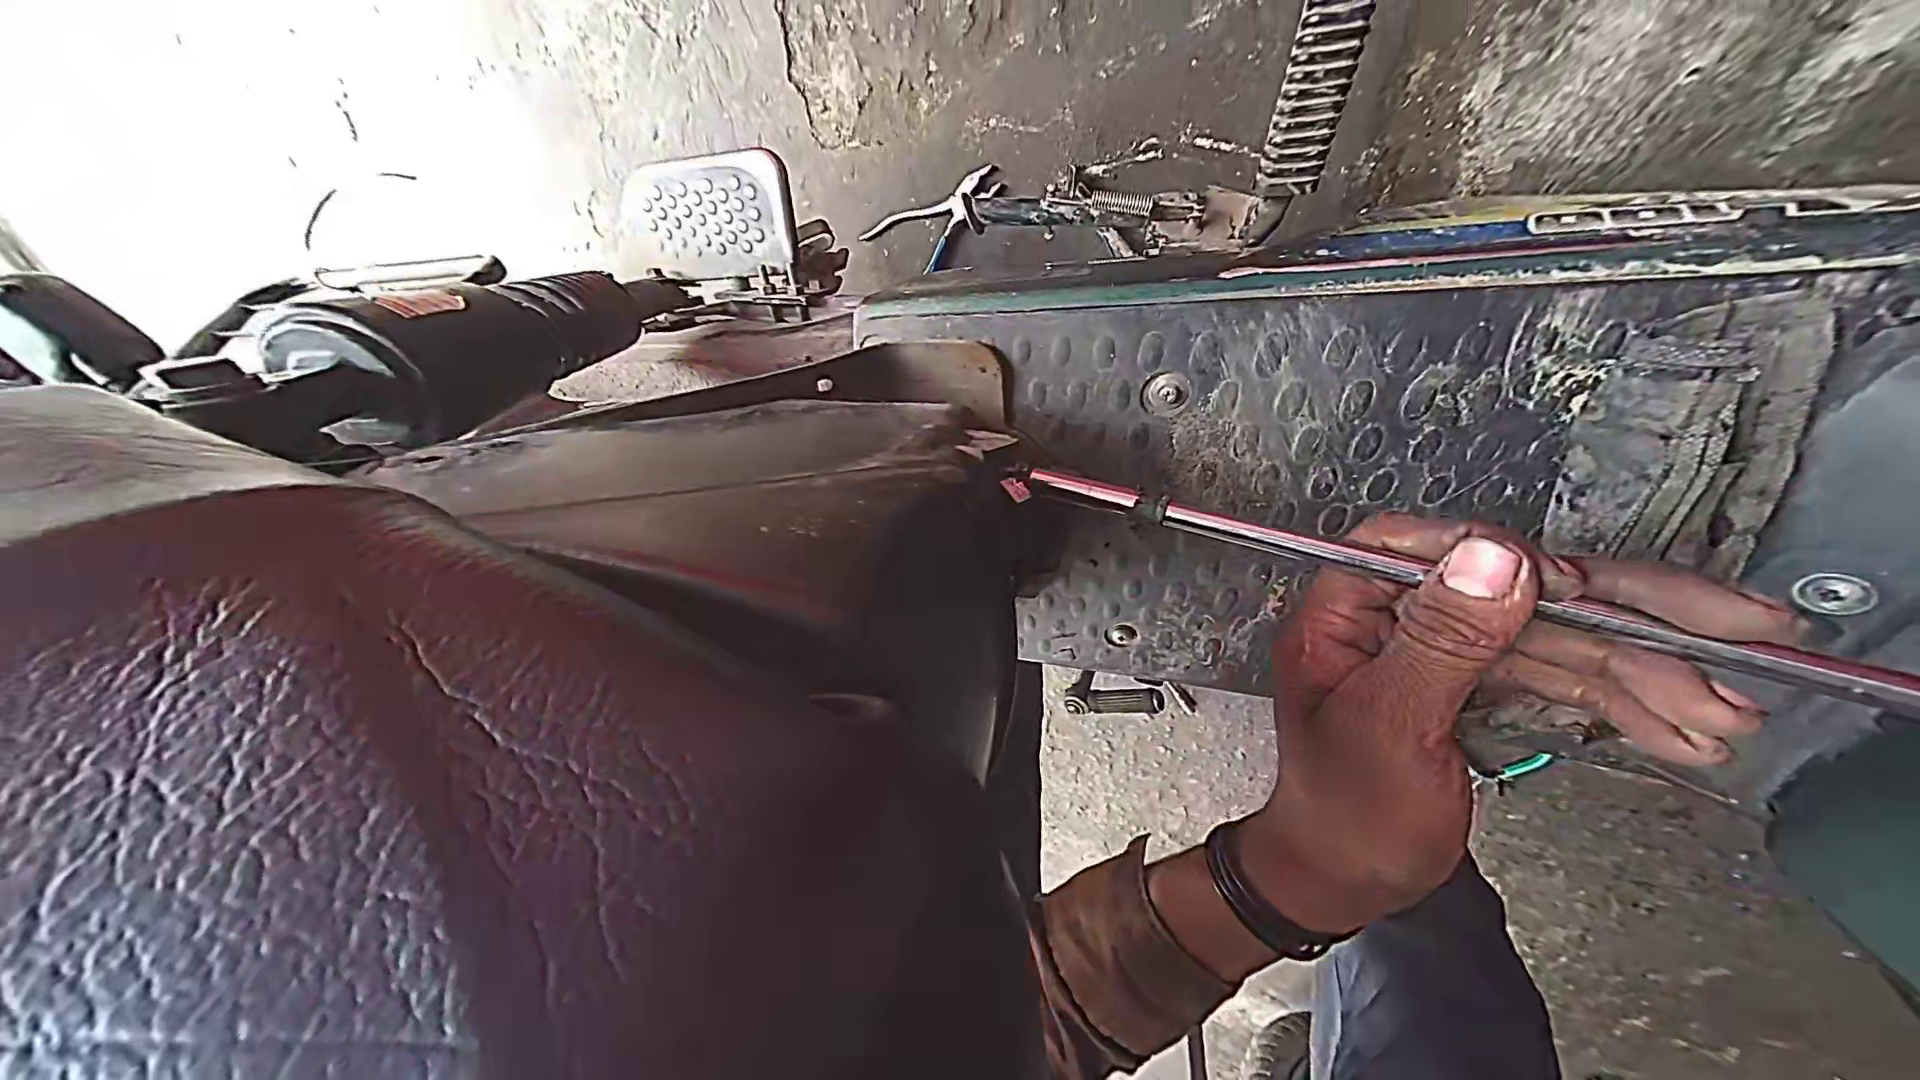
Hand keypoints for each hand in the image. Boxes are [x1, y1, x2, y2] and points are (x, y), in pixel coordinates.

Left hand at [1237, 515, 1803, 934]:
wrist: (1346, 873)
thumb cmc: (1342, 810)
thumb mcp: (1391, 721)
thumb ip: (1440, 640)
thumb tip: (1488, 558)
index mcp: (1338, 620)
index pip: (1406, 549)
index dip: (1489, 553)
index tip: (1570, 581)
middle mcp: (1383, 628)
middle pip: (1496, 591)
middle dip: (1608, 616)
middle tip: (1719, 627)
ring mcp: (1430, 657)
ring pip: (1536, 636)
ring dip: (1632, 669)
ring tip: (1715, 707)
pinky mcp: (1466, 688)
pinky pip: (1542, 677)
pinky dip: (1610, 698)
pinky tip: (1672, 722)